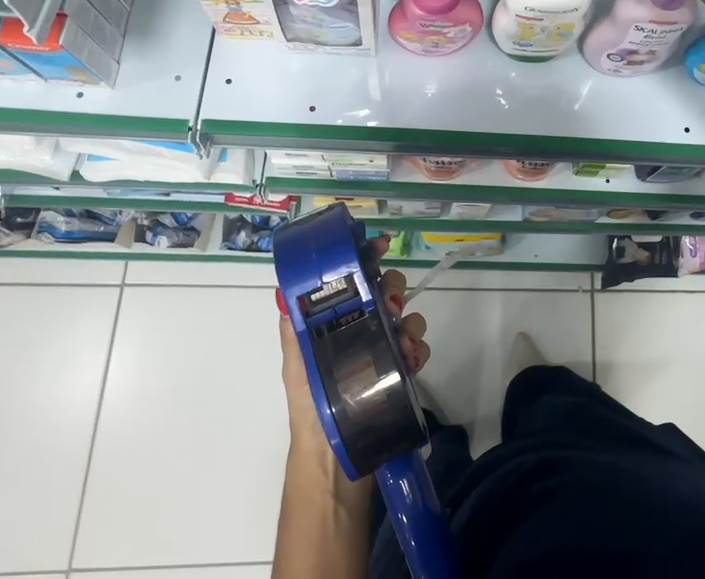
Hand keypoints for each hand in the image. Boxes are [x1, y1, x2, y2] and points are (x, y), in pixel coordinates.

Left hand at [278, 237, 429, 453]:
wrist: (337, 458)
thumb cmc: (312, 408)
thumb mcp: (297, 366)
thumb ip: (295, 329)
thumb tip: (285, 290)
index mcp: (335, 323)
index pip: (353, 280)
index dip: (366, 258)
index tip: (379, 245)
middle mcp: (361, 331)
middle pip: (386, 291)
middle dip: (393, 290)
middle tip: (390, 304)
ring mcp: (384, 350)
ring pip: (407, 316)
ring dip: (408, 322)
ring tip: (402, 342)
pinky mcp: (403, 372)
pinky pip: (419, 347)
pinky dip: (418, 348)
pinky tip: (412, 361)